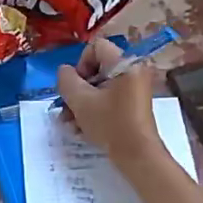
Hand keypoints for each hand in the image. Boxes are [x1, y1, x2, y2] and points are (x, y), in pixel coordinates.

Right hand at [56, 37, 163, 165]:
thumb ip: (66, 80)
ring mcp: (134, 89)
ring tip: (69, 123)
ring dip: (81, 103)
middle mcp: (133, 71)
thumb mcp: (81, 101)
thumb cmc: (110, 125)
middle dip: (77, 89)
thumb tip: (64, 72)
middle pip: (97, 68)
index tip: (75, 88)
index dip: (80, 64)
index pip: (96, 47)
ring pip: (100, 87)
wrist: (138, 155)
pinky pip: (109, 99)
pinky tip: (81, 129)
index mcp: (125, 63)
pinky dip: (94, 110)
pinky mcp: (133, 105)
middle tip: (66, 109)